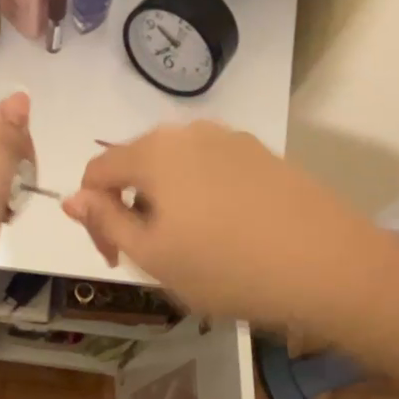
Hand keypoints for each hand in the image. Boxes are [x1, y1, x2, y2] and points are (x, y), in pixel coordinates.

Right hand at [62, 121, 390, 324]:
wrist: (327, 266)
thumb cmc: (225, 266)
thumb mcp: (151, 254)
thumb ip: (106, 222)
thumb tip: (71, 198)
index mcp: (154, 151)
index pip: (96, 173)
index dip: (92, 217)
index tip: (115, 259)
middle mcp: (189, 132)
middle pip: (137, 166)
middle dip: (131, 210)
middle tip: (150, 259)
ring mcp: (232, 140)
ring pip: (176, 170)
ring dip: (166, 206)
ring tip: (188, 251)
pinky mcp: (263, 156)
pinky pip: (212, 173)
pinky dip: (201, 201)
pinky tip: (224, 238)